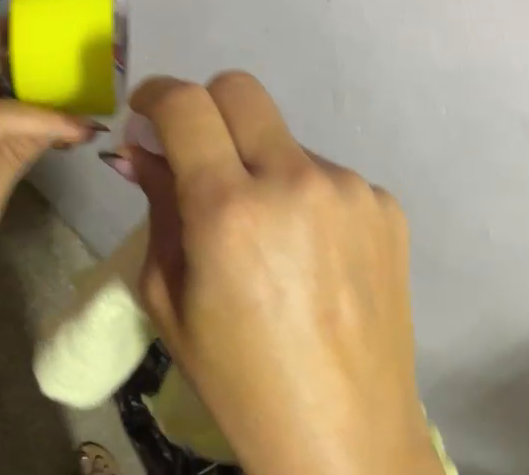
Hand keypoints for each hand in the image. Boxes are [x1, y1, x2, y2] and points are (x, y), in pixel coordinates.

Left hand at [0, 21, 96, 301]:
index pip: (4, 108)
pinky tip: (40, 105)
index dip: (50, 116)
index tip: (89, 124)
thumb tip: (71, 125)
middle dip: (25, 40)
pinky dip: (10, 84)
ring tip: (63, 79)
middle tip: (69, 55)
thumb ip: (16, 155)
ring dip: (20, 60)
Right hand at [127, 73, 438, 474]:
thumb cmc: (237, 379)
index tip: (146, 110)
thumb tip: (141, 148)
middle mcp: (294, 182)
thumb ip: (157, 206)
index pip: (186, 105)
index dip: (155, 93)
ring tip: (265, 234)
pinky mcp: (386, 207)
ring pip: (283, 138)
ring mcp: (350, 190)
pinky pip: (324, 175)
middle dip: (205, 107)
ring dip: (258, 163)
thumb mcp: (168, 297)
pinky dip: (302, 196)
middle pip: (239, 89)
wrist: (345, 441)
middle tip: (196, 155)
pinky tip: (309, 255)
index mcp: (229, 210)